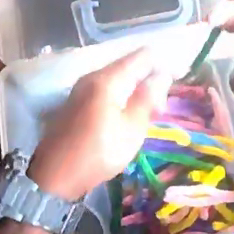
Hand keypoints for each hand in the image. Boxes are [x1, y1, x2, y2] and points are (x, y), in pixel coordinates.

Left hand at [29, 48, 171, 200]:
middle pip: (128, 65)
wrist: (54, 177)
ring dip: (135, 90)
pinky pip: (105, 89)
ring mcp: (81, 88)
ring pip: (117, 78)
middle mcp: (92, 76)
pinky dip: (120, 97)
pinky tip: (126, 117)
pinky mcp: (76, 102)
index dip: (163, 64)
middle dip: (149, 79)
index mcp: (107, 79)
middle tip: (160, 108)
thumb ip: (147, 98)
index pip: (142, 56)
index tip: (179, 81)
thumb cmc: (98, 153)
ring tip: (147, 115)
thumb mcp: (131, 129)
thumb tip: (162, 74)